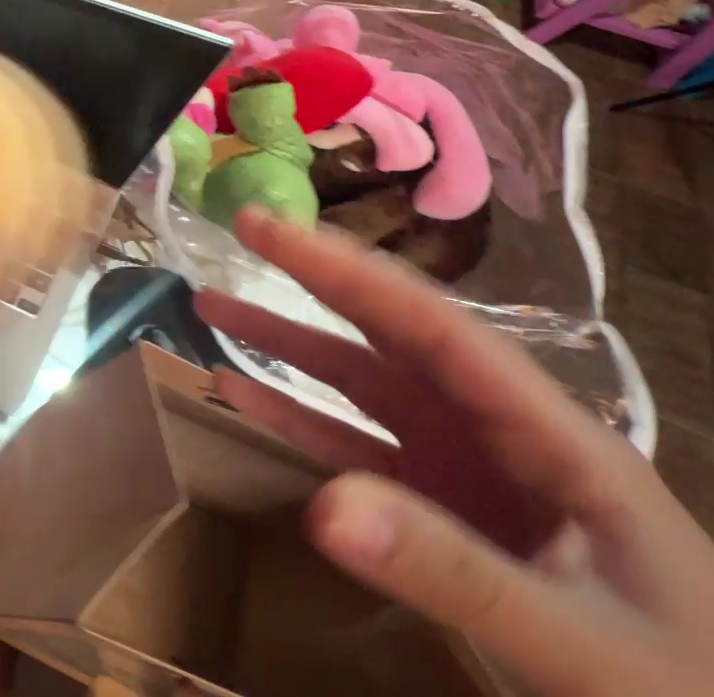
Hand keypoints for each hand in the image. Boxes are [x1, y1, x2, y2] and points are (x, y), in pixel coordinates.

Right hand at [198, 207, 713, 696]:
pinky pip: (353, 447)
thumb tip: (323, 506)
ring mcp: (469, 471)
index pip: (436, 330)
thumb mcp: (581, 643)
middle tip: (240, 234)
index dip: (348, 272)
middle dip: (314, 283)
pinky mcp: (442, 510)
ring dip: (288, 347)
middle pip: (393, 340)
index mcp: (552, 437)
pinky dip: (293, 417)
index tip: (269, 228)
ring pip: (364, 386)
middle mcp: (501, 435)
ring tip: (211, 310)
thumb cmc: (683, 684)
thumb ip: (456, 572)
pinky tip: (240, 398)